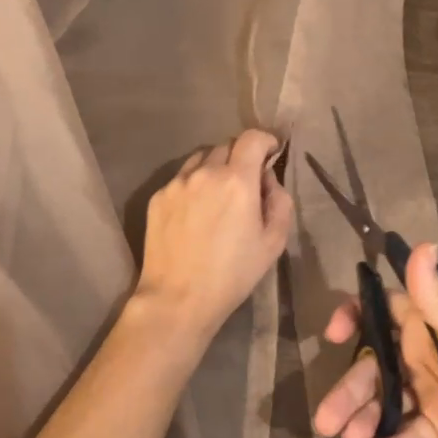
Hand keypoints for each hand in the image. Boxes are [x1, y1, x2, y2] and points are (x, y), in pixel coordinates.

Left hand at [134, 129, 293, 337]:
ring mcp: (177, 183)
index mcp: (237, 180)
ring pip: (201, 159)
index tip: (270, 154)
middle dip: (240, 157)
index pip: (252, 138)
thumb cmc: (232, 275)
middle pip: (226, 145)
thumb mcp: (273, 243)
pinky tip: (195, 214)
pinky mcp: (158, 197)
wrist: (177, 299)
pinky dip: (193, 186)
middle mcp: (205, 172)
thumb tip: (269, 180)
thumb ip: (279, 202)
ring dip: (214, 168)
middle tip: (245, 183)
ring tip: (218, 197)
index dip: (265, 141)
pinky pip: (181, 179)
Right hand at [312, 243, 437, 437]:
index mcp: (428, 324)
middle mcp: (421, 354)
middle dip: (348, 388)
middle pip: (373, 364)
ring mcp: (426, 392)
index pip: (381, 310)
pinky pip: (407, 435)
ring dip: (362, 419)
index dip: (354, 317)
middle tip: (324, 417)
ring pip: (383, 401)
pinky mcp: (436, 428)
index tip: (333, 335)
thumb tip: (421, 244)